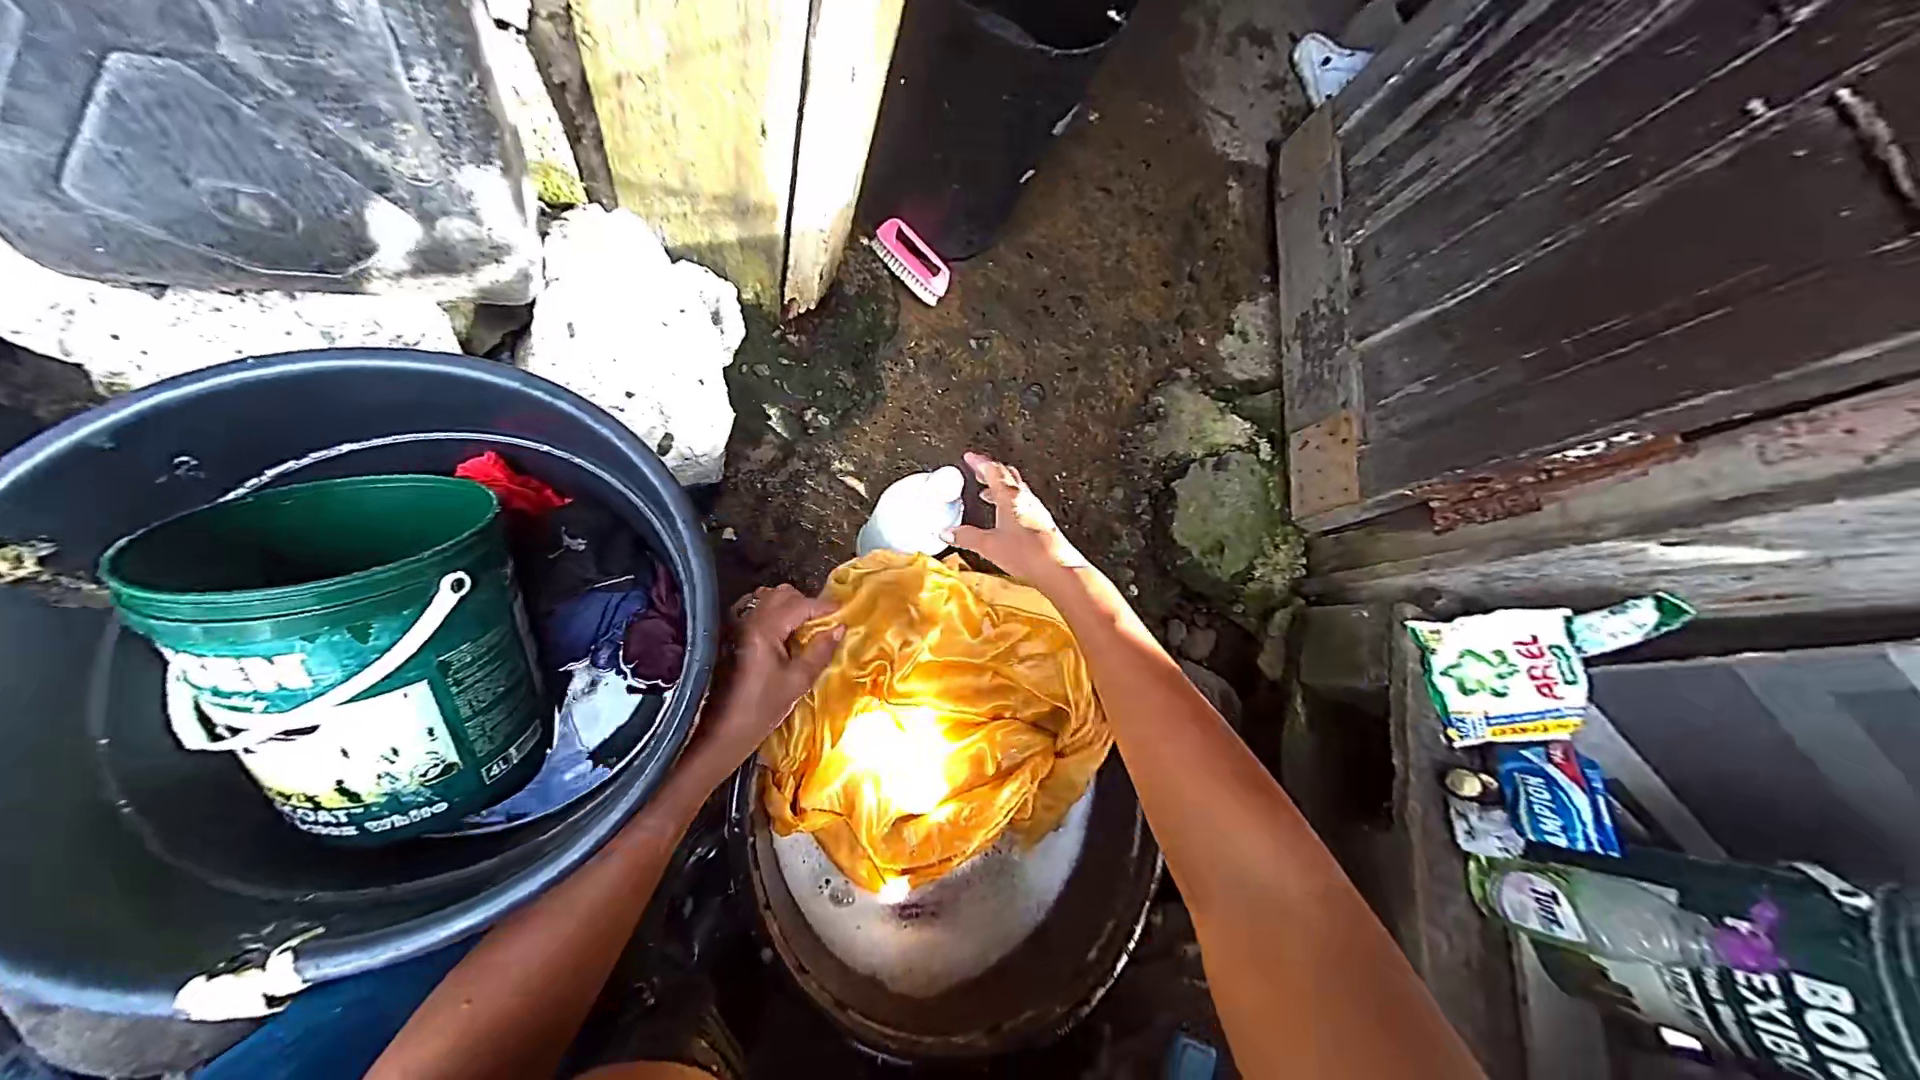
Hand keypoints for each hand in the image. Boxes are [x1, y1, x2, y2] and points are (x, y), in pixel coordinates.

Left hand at [696, 585, 842, 772]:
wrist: (723, 731)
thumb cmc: (761, 708)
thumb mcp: (798, 681)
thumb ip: (820, 651)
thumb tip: (838, 628)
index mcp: (764, 629)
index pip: (800, 604)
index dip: (823, 606)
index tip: (842, 612)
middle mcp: (747, 619)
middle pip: (782, 594)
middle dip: (806, 603)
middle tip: (824, 620)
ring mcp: (735, 624)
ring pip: (767, 598)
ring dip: (788, 605)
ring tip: (804, 625)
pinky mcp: (729, 633)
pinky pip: (754, 609)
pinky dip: (771, 612)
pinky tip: (780, 631)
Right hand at [944, 451, 1089, 582]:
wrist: (1058, 568)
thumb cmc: (1029, 553)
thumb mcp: (989, 545)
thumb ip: (966, 537)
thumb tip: (949, 533)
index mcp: (1010, 497)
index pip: (993, 471)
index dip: (979, 463)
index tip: (970, 458)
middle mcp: (1025, 499)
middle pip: (1007, 476)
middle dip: (991, 471)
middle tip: (979, 470)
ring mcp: (1036, 510)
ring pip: (1016, 490)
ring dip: (1001, 488)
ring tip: (988, 493)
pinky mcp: (1042, 523)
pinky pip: (1023, 505)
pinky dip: (1010, 503)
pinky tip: (1007, 517)